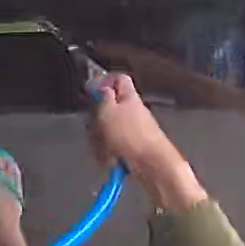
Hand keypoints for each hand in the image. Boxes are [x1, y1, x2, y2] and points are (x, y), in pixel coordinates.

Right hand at [88, 72, 206, 210]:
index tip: (92, 94)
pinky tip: (111, 159)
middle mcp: (133, 112)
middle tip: (96, 127)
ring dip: (100, 140)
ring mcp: (133, 131)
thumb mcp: (108, 110)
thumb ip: (102, 96)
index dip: (103, 83)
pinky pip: (112, 147)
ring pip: (106, 130)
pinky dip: (108, 153)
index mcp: (129, 97)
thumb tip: (99, 86)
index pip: (118, 79)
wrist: (153, 166)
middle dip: (97, 121)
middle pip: (107, 109)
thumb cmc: (131, 136)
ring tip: (105, 148)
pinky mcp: (131, 148)